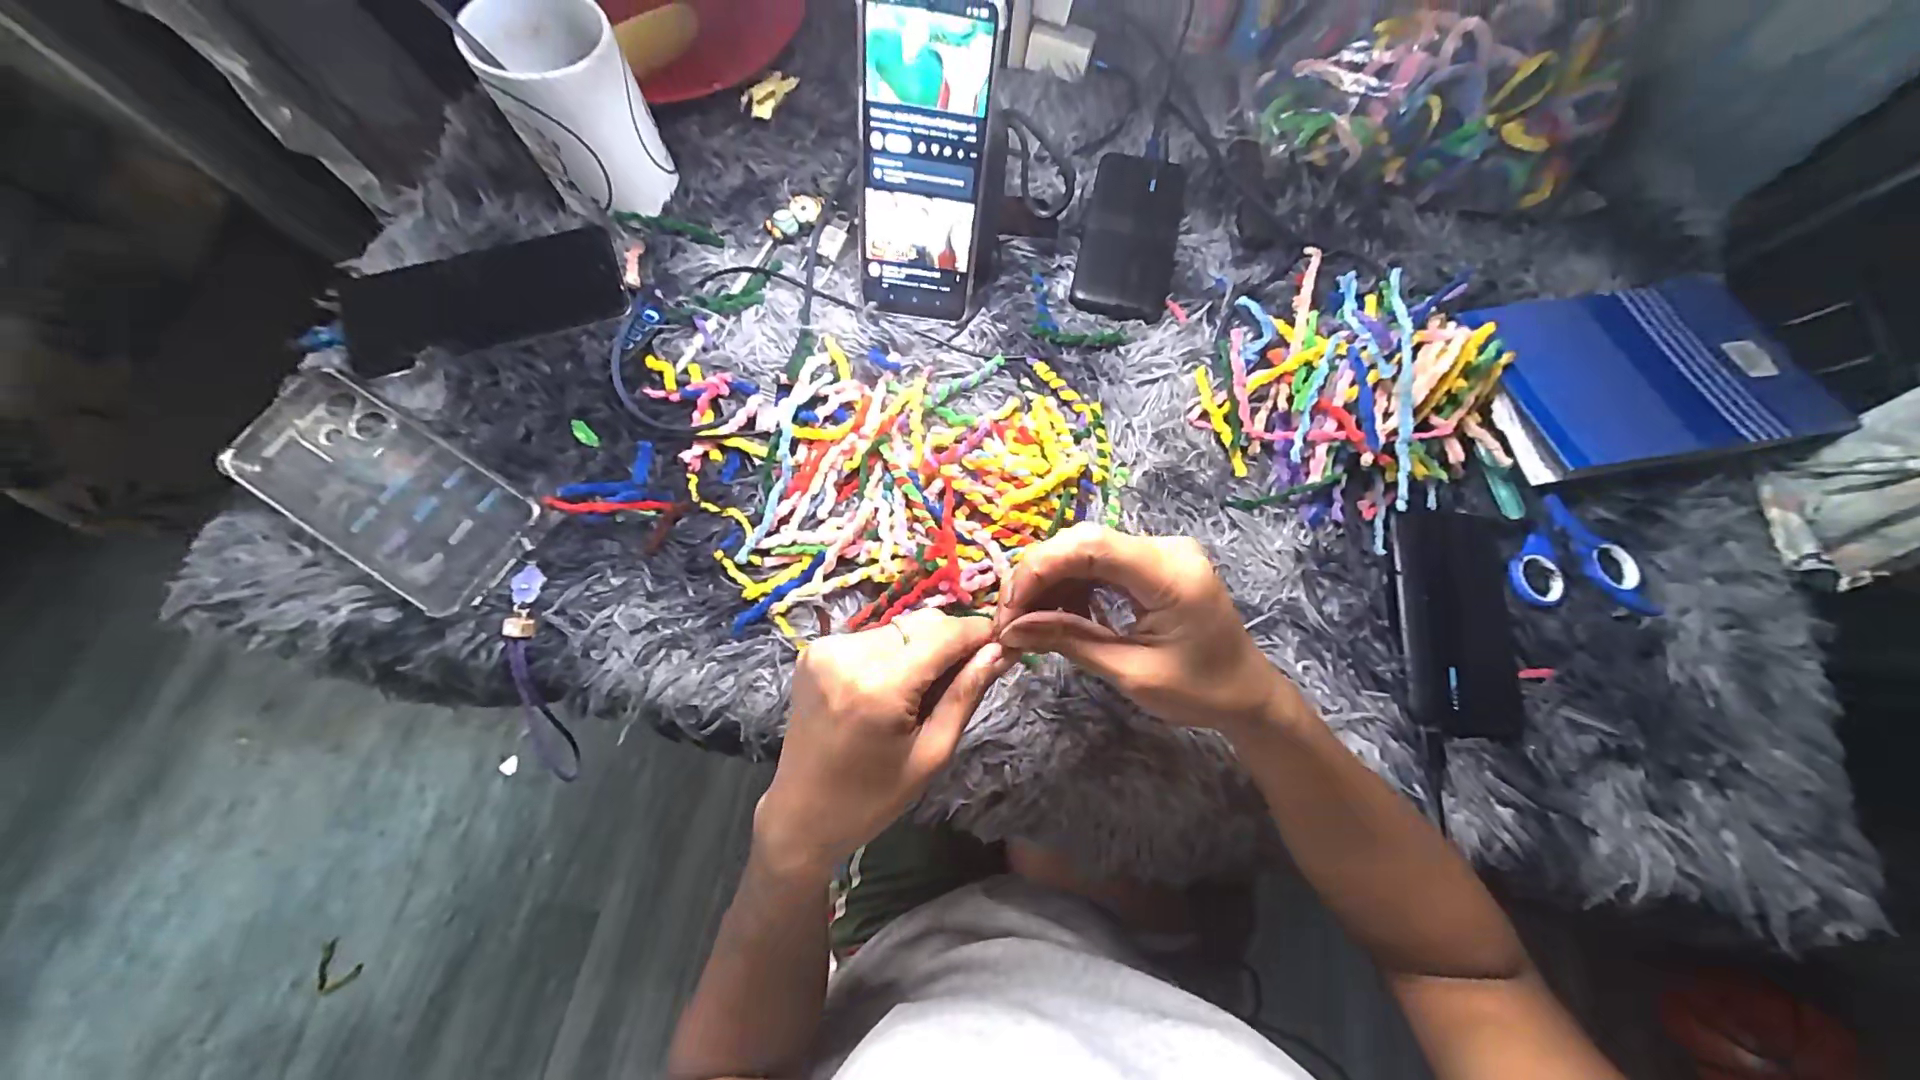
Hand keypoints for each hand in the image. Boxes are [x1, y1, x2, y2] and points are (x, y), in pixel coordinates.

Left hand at [755, 609, 1013, 879]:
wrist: (800, 813)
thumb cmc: (873, 797)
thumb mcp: (932, 753)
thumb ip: (966, 694)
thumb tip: (1002, 650)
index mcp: (880, 685)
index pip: (945, 633)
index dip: (980, 632)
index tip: (1005, 643)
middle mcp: (849, 654)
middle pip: (922, 623)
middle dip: (952, 641)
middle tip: (966, 674)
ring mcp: (827, 648)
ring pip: (899, 627)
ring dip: (922, 646)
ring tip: (923, 688)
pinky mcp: (815, 650)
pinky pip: (873, 636)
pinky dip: (893, 651)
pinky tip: (892, 684)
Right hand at [993, 524, 1309, 735]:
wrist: (1248, 694)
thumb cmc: (1199, 692)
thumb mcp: (1130, 672)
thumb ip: (1069, 641)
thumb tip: (1012, 630)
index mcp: (1169, 573)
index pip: (1089, 546)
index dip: (1039, 570)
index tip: (1010, 611)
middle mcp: (1164, 548)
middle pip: (1082, 542)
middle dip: (1037, 577)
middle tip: (1010, 620)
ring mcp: (1159, 552)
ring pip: (1085, 551)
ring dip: (1050, 583)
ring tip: (1028, 621)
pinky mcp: (1152, 563)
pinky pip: (1100, 563)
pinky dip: (1072, 586)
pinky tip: (1057, 613)